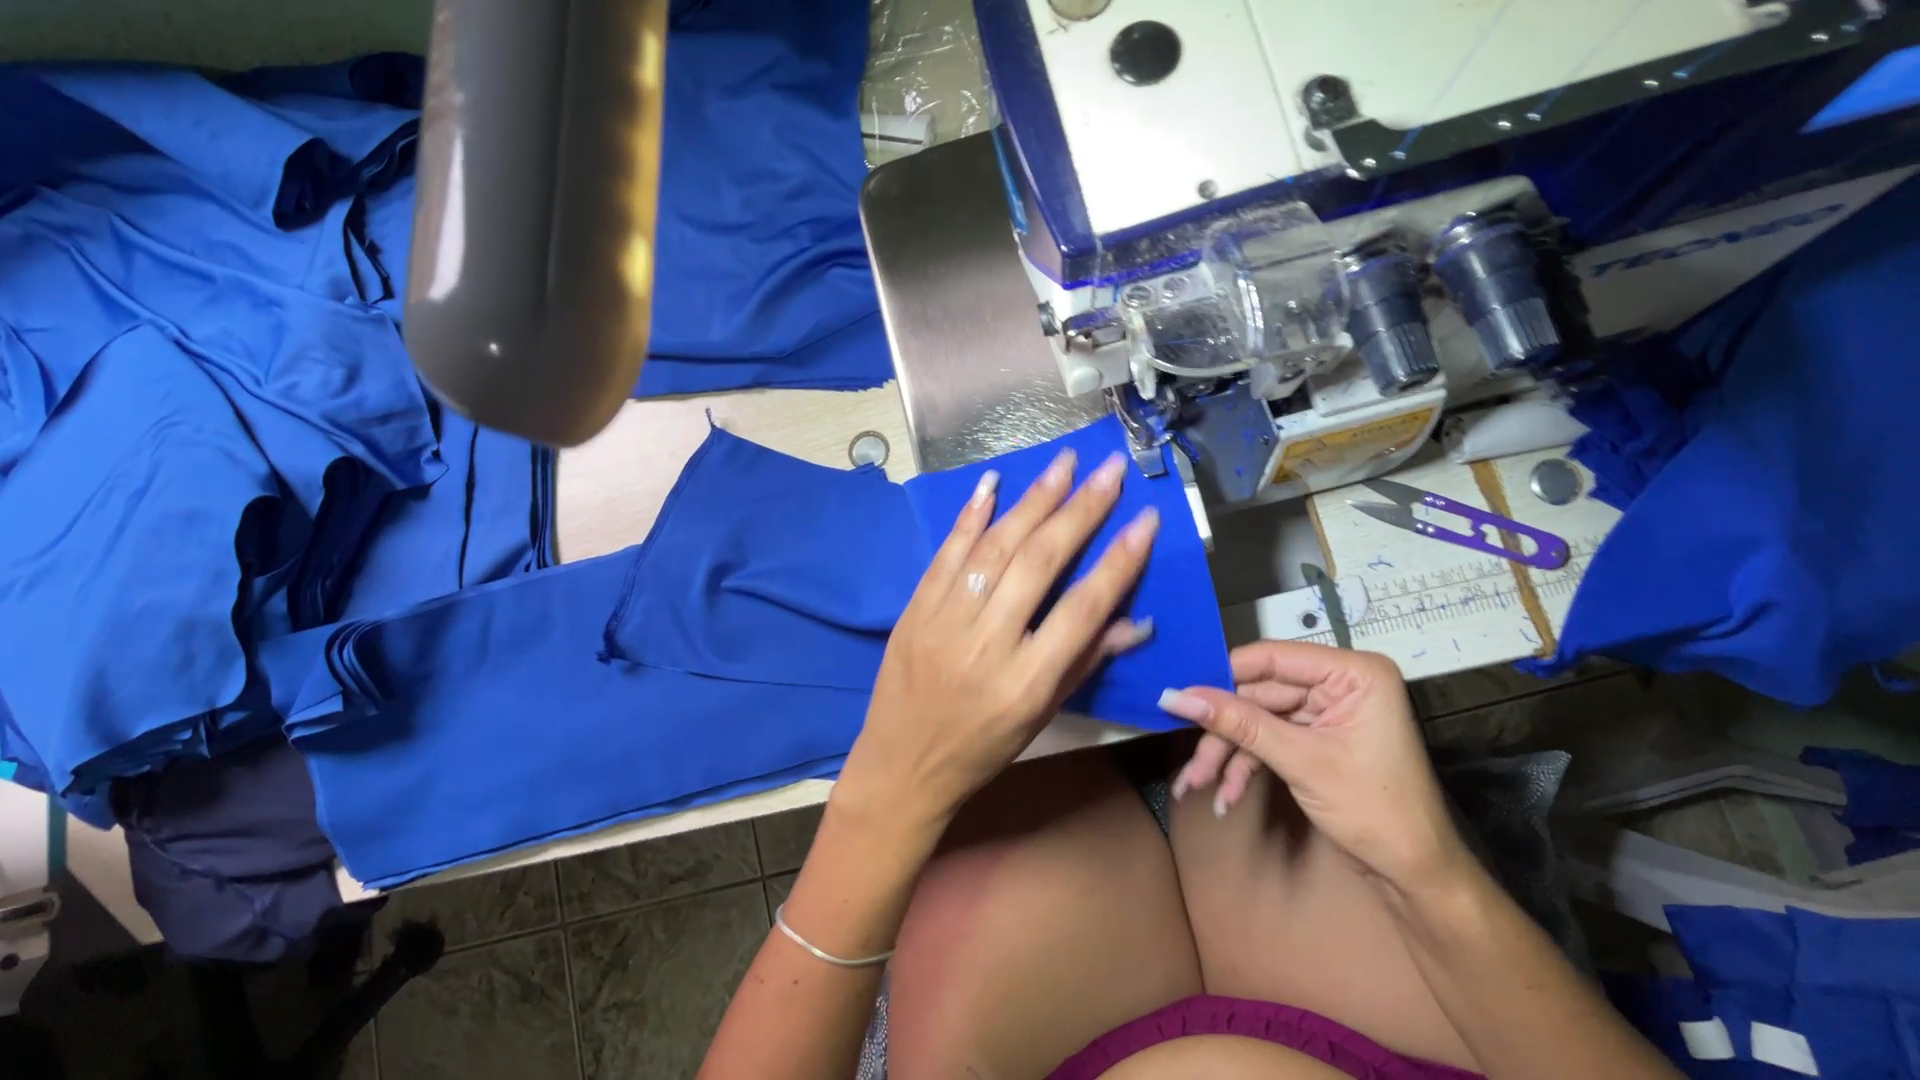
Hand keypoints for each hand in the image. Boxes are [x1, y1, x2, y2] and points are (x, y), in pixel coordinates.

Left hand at [835, 447, 1159, 830]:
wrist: (902, 766)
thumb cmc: (983, 748)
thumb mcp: (1042, 717)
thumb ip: (1085, 662)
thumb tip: (1137, 621)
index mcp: (1027, 682)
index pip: (1083, 608)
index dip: (1119, 561)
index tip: (1145, 519)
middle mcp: (987, 644)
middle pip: (1039, 563)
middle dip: (1080, 510)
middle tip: (1109, 469)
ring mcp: (945, 622)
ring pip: (995, 548)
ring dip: (1033, 500)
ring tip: (1064, 463)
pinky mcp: (915, 609)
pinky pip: (946, 553)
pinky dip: (970, 516)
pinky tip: (994, 482)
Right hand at [1157, 642, 1469, 890]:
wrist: (1414, 873)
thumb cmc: (1375, 809)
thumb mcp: (1301, 761)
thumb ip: (1238, 724)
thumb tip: (1176, 697)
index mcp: (1352, 673)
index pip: (1272, 658)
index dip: (1222, 676)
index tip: (1176, 694)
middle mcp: (1338, 684)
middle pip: (1258, 694)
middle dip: (1221, 732)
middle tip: (1186, 757)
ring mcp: (1325, 713)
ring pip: (1256, 722)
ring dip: (1226, 755)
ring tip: (1195, 786)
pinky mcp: (1314, 740)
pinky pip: (1268, 742)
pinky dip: (1245, 768)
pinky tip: (1225, 796)